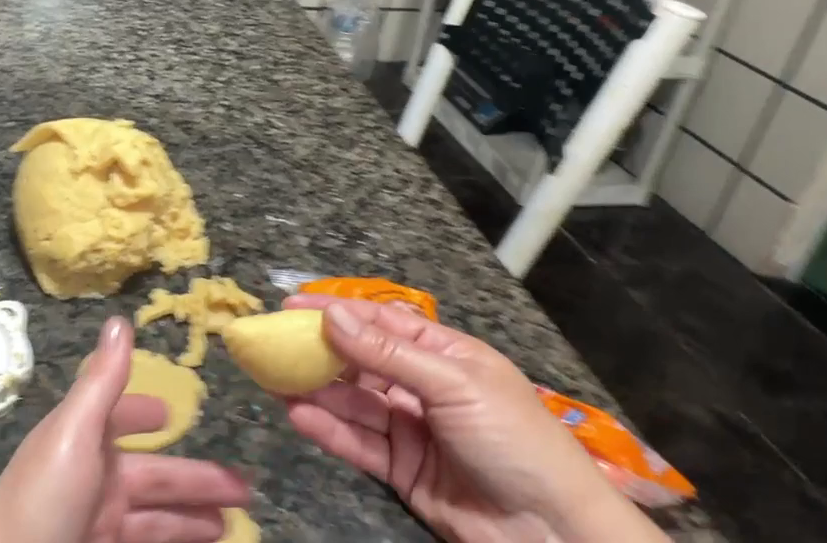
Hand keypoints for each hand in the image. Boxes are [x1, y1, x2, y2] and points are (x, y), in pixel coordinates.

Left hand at [0, 317, 249, 542]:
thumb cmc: (41, 497)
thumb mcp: (73, 432)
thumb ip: (102, 381)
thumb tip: (120, 319)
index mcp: (82, 438)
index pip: (119, 418)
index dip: (146, 413)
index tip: (172, 412)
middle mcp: (92, 476)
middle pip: (154, 475)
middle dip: (196, 477)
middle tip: (243, 487)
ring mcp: (96, 519)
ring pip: (156, 516)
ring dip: (194, 516)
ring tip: (235, 522)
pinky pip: (148, 542)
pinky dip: (176, 540)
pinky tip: (204, 542)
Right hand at [281, 297, 664, 542]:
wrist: (555, 535)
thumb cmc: (513, 440)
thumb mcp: (453, 384)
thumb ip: (388, 353)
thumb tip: (332, 315)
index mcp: (444, 354)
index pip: (380, 321)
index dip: (336, 312)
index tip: (290, 305)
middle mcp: (422, 386)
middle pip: (360, 361)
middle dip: (317, 351)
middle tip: (271, 344)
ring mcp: (411, 430)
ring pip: (353, 403)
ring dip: (315, 391)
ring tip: (272, 380)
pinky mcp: (402, 471)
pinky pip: (358, 443)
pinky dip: (328, 429)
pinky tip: (298, 415)